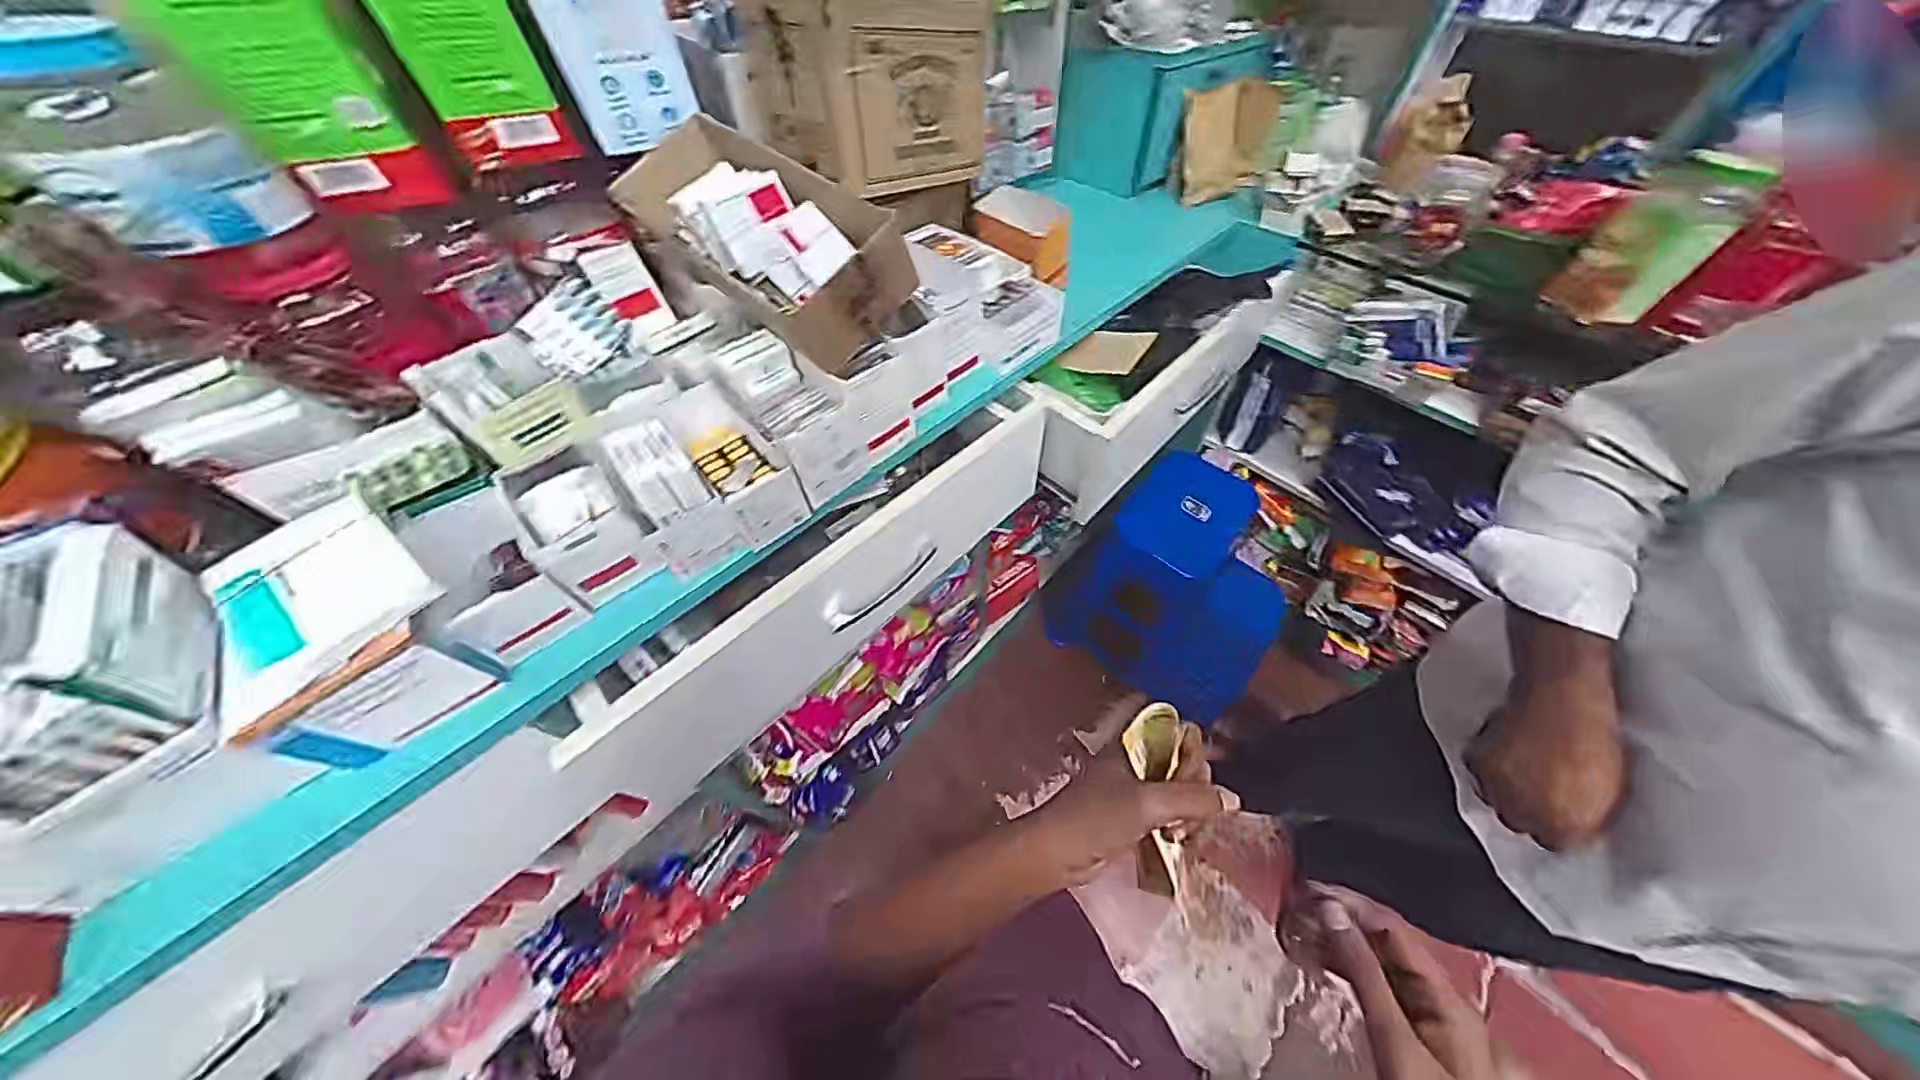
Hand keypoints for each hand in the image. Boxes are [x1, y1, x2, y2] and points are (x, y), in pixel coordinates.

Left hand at [1023, 726, 1237, 885]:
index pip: (1179, 735)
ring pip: (1178, 792)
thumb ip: (1192, 799)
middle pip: (1183, 765)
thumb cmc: (1097, 818)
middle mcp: (1135, 761)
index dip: (1195, 755)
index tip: (1200, 783)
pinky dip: (1177, 825)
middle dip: (1195, 791)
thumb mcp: (1147, 804)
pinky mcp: (1132, 815)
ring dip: (1188, 813)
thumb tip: (1233, 799)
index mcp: (1133, 745)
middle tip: (1186, 816)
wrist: (1057, 852)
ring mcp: (1133, 789)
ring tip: (1179, 834)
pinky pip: (1168, 813)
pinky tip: (1176, 840)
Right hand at [1311, 886, 1498, 1079]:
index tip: (1306, 892)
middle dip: (1343, 921)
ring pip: (1385, 967)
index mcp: (1450, 999)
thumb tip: (1334, 913)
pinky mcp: (1422, 1045)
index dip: (1349, 903)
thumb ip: (1366, 976)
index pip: (1393, 927)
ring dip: (1344, 944)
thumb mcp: (1395, 1043)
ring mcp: (1437, 1027)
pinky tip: (1329, 967)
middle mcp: (1448, 1006)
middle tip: (1297, 910)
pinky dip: (1353, 971)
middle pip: (1390, 945)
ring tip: (1303, 933)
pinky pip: (1385, 991)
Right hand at [1467, 678, 1624, 851]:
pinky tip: (1502, 752)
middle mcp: (1524, 812)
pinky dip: (1486, 764)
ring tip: (1521, 770)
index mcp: (1564, 824)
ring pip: (1492, 797)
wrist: (1562, 702)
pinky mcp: (1477, 760)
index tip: (1563, 818)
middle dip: (1527, 811)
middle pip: (1516, 822)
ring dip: (1503, 788)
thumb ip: (1590, 813)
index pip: (1554, 844)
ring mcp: (1497, 786)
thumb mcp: (1612, 788)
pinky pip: (1476, 771)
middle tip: (1540, 794)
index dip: (1558, 828)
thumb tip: (1579, 821)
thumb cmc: (1593, 740)